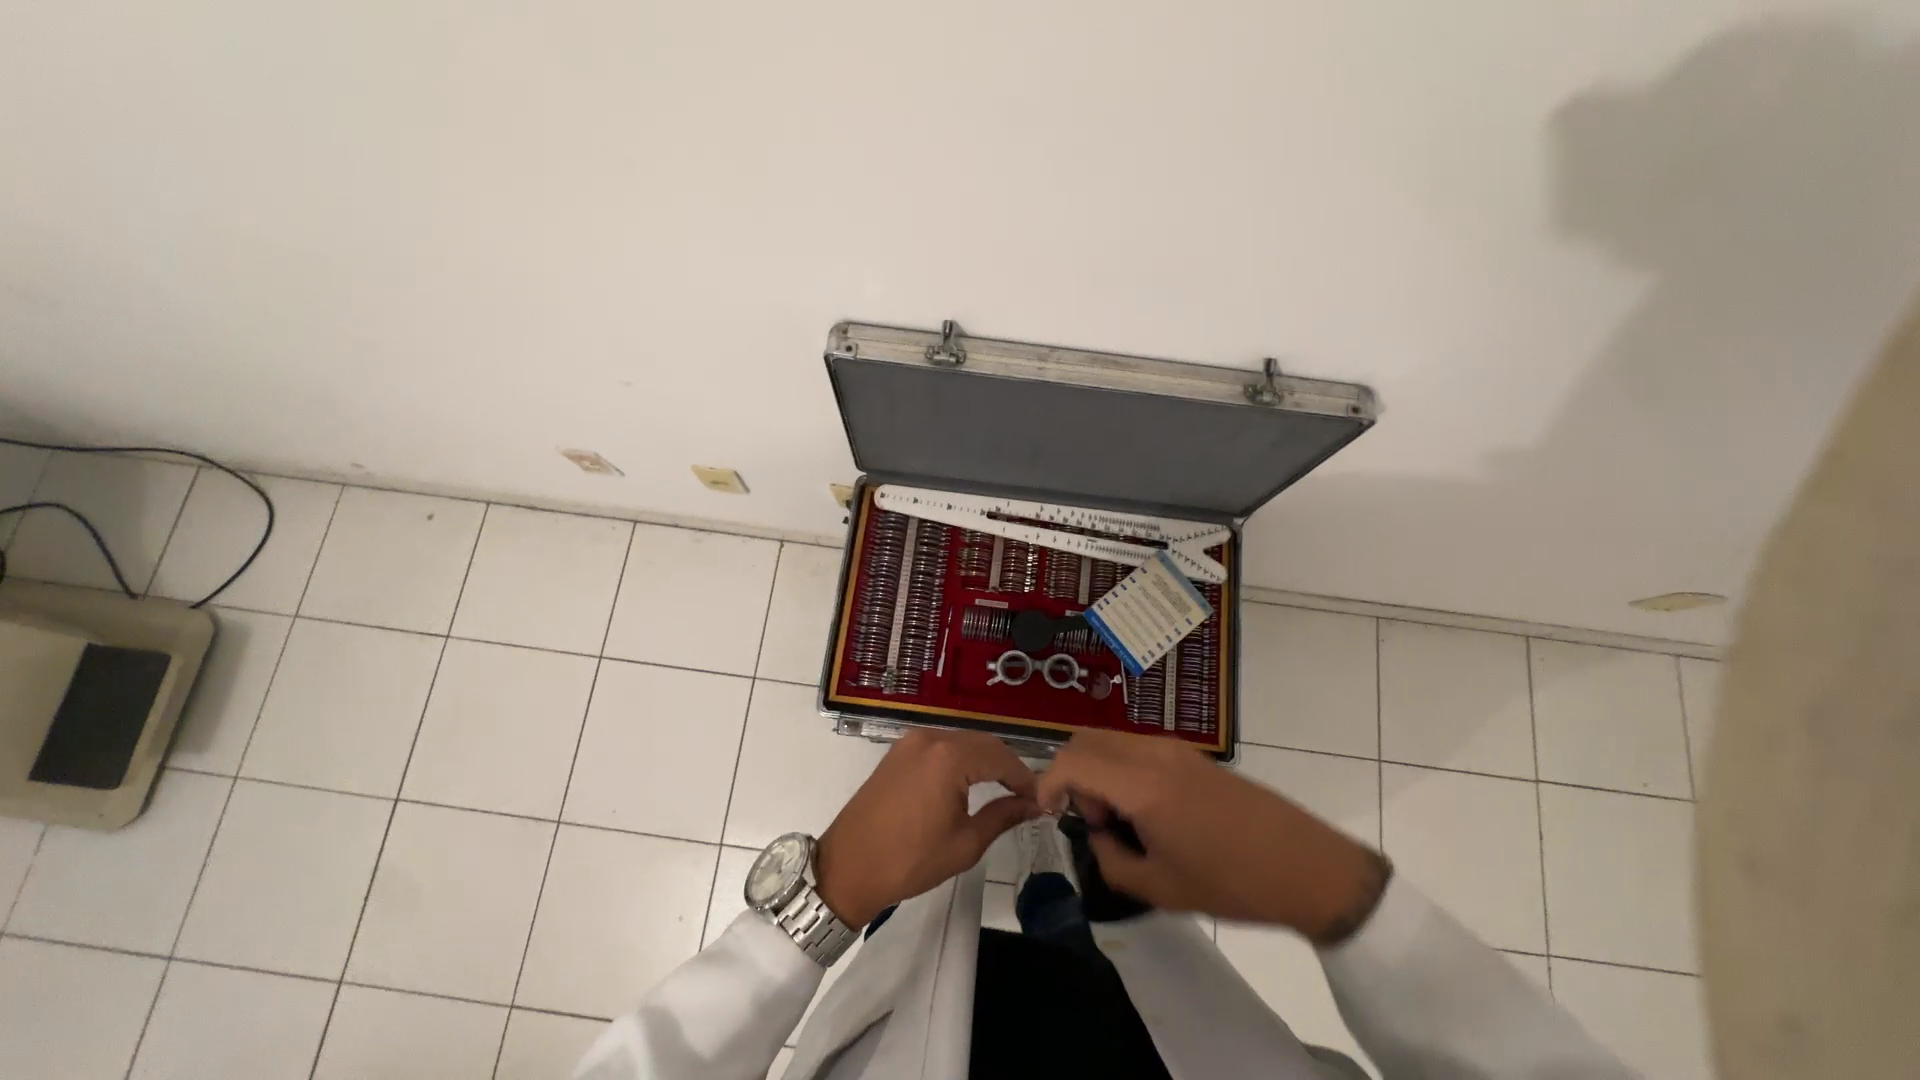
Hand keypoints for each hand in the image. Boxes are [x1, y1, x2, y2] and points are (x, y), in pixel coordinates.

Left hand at [815, 730, 1039, 926]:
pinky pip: (940, 747)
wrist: (847, 867)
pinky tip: (971, 782)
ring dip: (985, 761)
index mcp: (949, 757)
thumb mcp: (965, 843)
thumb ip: (1003, 816)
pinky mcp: (897, 752)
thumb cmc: (910, 860)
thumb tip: (1034, 805)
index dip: (1025, 777)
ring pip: (962, 741)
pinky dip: (961, 760)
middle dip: (1007, 765)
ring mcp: (910, 742)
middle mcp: (930, 739)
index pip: (1001, 757)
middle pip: (983, 743)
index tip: (1041, 799)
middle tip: (1026, 795)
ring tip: (1004, 790)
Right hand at [1036, 730, 1387, 941]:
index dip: (1047, 783)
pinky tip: (1149, 813)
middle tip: (1093, 822)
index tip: (1048, 815)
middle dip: (1072, 775)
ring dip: (1099, 772)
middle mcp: (1154, 754)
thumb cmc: (1230, 883)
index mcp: (1141, 784)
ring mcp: (1177, 749)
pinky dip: (1123, 770)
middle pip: (1086, 739)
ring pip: (1112, 741)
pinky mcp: (1195, 756)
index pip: (1071, 759)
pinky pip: (1138, 749)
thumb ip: (1110, 860)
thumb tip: (1098, 837)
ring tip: (1122, 821)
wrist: (1307, 867)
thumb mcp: (1158, 888)